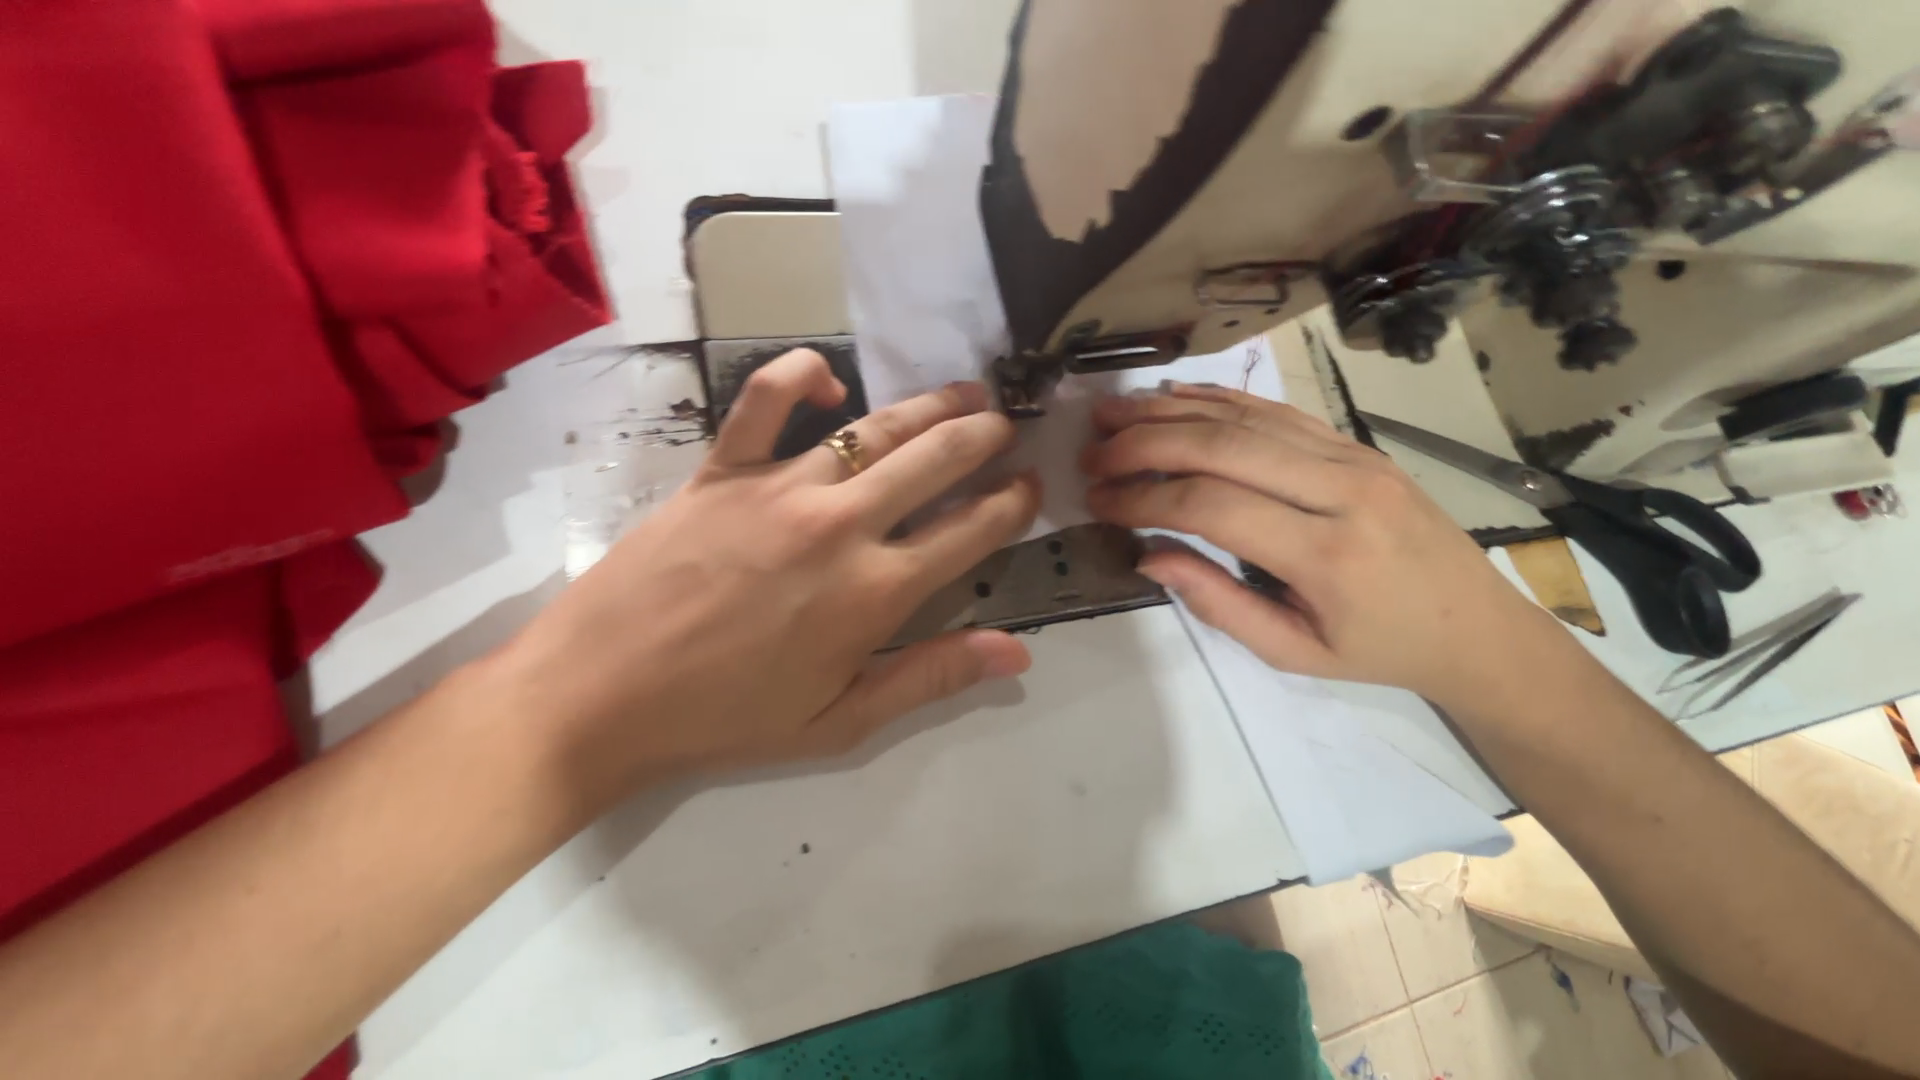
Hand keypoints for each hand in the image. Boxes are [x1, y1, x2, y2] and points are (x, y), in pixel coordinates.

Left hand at [493, 349, 1039, 809]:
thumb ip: (931, 677)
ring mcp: (779, 489)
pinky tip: (830, 384)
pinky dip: (801, 376)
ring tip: (965, 394)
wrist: (600, 695)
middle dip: (984, 438)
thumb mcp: (839, 720)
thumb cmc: (725, 719)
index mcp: (874, 593)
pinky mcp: (721, 470)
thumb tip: (1016, 653)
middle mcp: (840, 526)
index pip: (970, 532)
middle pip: (935, 461)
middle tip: (1008, 426)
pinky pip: (764, 400)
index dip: (1012, 505)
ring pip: (873, 428)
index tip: (1030, 488)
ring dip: (929, 406)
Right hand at [1079, 383, 1557, 709]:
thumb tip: (1148, 555)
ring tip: (1111, 412)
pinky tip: (1173, 396)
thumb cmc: (1380, 650)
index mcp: (1327, 555)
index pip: (1210, 507)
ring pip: (1245, 417)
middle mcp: (1342, 490)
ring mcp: (1353, 457)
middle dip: (1143, 444)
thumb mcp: (1294, 652)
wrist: (1476, 625)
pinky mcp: (1355, 443)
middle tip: (1091, 453)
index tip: (1097, 502)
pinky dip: (1218, 398)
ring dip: (1169, 411)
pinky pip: (1276, 410)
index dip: (1142, 498)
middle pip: (1222, 446)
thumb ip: (1217, 604)